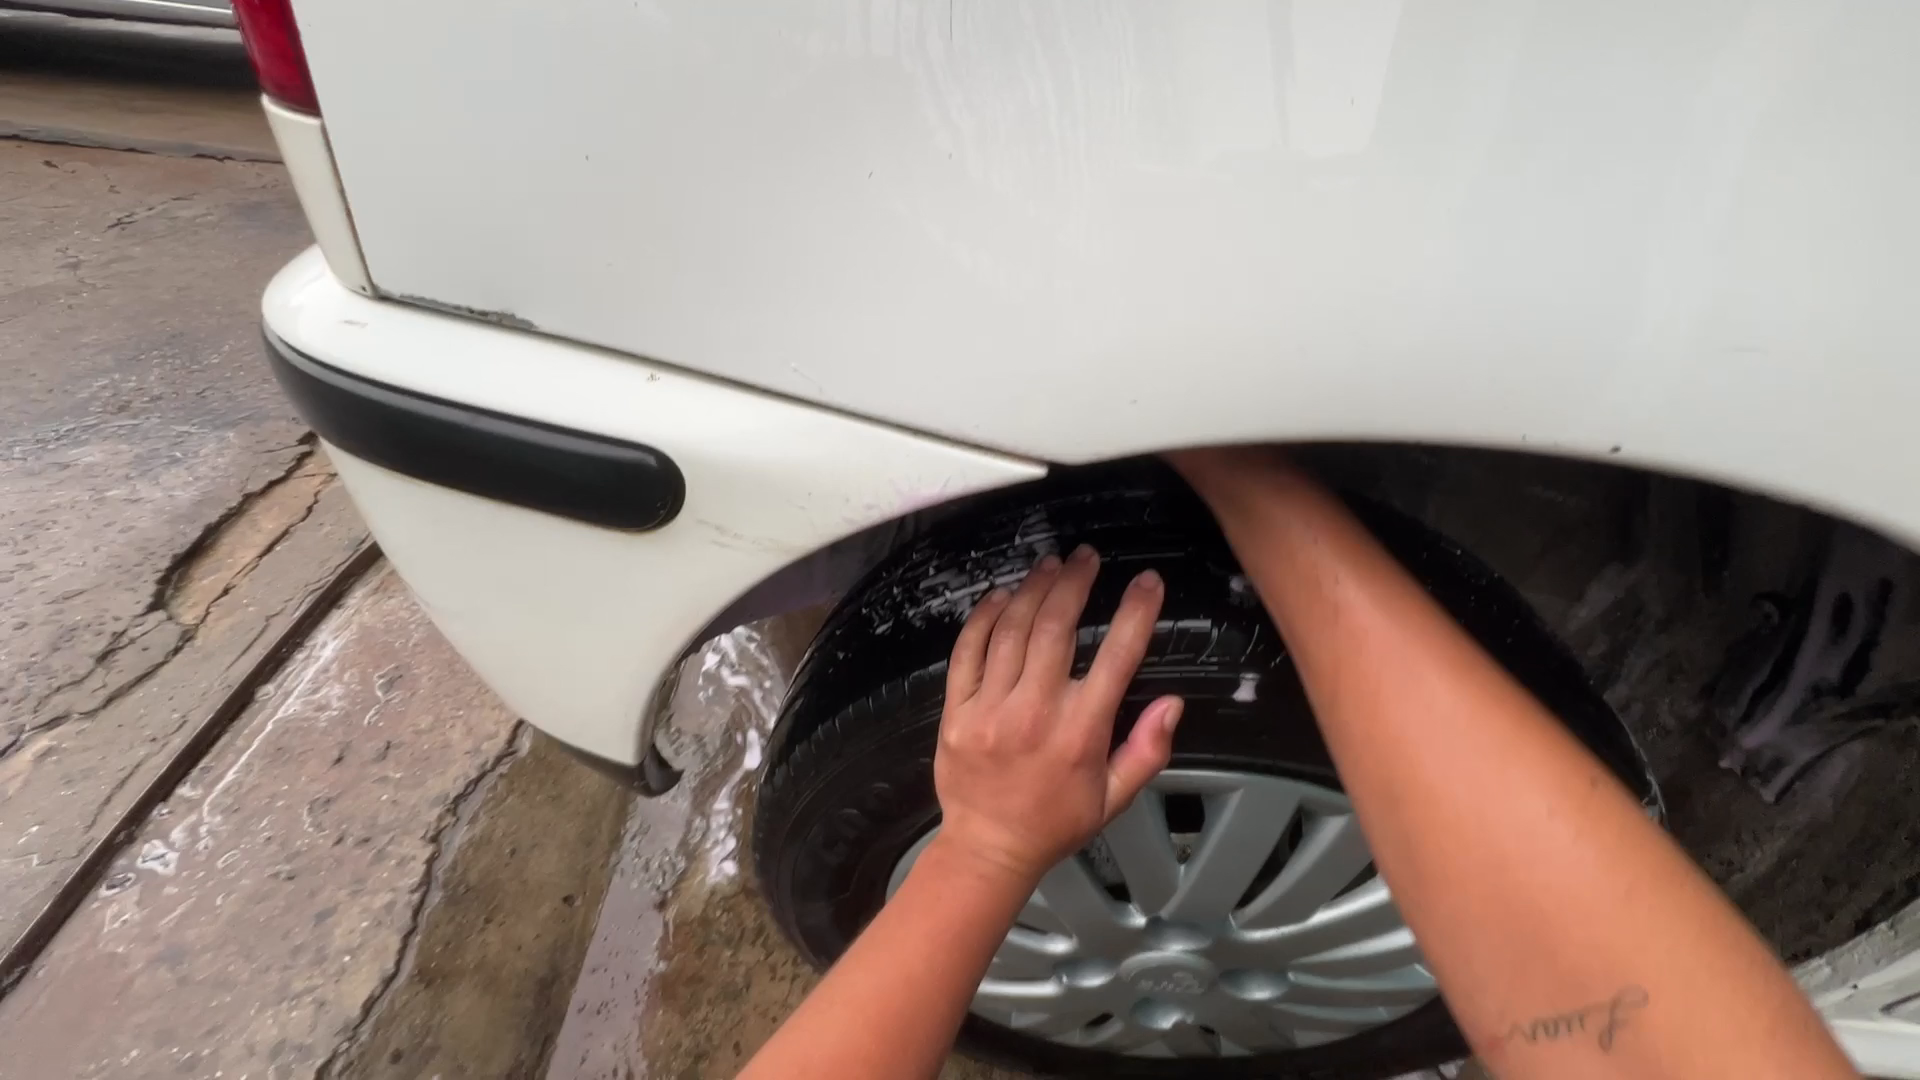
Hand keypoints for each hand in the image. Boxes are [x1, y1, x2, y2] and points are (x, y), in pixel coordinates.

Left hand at [931, 544, 1183, 889]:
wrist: (987, 846)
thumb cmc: (1055, 821)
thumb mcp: (1113, 798)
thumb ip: (1147, 750)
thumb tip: (1172, 703)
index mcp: (1081, 733)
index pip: (1116, 658)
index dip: (1135, 613)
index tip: (1147, 583)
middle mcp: (1035, 712)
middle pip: (1056, 628)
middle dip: (1074, 584)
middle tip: (1085, 558)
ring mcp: (990, 708)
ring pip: (1012, 631)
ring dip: (1033, 590)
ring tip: (1049, 565)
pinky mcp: (957, 709)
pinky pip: (968, 651)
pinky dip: (985, 617)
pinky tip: (1001, 595)